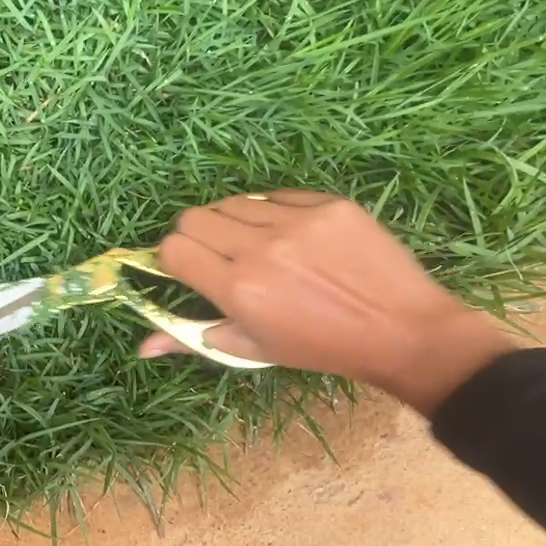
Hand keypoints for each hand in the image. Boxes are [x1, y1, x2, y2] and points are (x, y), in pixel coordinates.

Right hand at [142, 190, 514, 413]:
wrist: (403, 330)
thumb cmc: (318, 347)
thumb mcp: (251, 350)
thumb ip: (191, 340)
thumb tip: (141, 348)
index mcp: (236, 289)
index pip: (172, 250)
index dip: (173, 259)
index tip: (188, 271)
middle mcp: (259, 250)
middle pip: (193, 218)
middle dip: (195, 236)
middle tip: (217, 255)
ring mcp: (296, 222)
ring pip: (231, 203)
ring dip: (230, 222)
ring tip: (253, 243)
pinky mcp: (328, 204)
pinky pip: (276, 196)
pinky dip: (270, 212)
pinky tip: (289, 235)